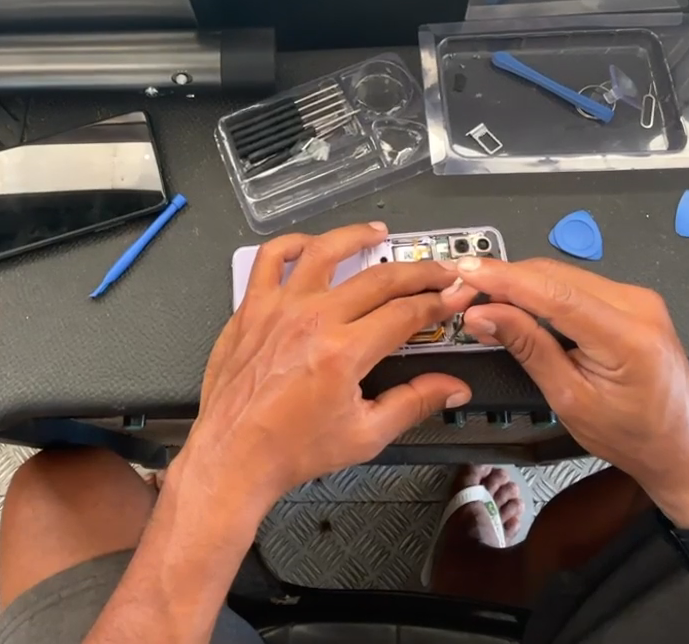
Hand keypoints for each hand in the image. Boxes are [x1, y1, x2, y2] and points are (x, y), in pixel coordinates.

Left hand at [178, 223, 475, 515]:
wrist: (233, 455)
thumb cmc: (293, 449)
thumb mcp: (365, 435)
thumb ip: (413, 403)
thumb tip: (452, 387)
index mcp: (344, 352)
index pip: (405, 313)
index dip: (438, 301)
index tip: (454, 295)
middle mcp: (313, 319)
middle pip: (378, 278)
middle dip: (418, 271)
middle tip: (438, 270)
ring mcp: (279, 307)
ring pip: (324, 251)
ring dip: (357, 237)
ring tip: (379, 233)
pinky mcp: (252, 306)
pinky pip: (270, 259)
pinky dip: (292, 244)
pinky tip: (311, 244)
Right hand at [454, 257, 688, 527]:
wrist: (683, 449)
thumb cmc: (630, 437)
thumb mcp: (569, 400)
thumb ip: (527, 348)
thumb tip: (482, 314)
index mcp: (627, 337)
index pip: (554, 293)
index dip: (505, 278)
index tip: (466, 270)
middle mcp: (636, 304)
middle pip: (555, 275)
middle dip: (505, 279)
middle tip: (463, 291)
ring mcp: (637, 297)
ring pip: (561, 274)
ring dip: (520, 283)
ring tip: (484, 298)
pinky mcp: (630, 299)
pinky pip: (575, 282)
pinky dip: (541, 289)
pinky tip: (518, 302)